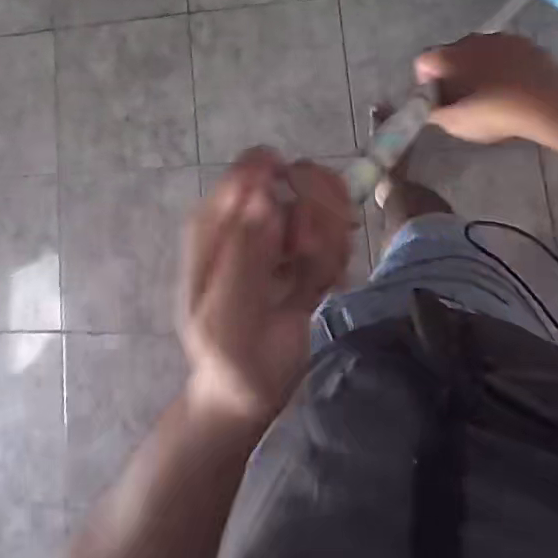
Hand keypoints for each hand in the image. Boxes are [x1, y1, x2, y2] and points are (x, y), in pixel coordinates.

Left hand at [176, 147, 352, 425]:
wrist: (250, 391)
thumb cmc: (228, 357)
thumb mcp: (226, 317)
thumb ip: (244, 255)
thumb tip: (265, 195)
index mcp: (217, 220)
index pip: (256, 166)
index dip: (288, 186)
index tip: (298, 234)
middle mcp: (250, 213)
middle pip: (301, 174)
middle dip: (316, 217)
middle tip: (304, 257)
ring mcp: (280, 228)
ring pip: (327, 198)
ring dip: (330, 241)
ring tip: (313, 281)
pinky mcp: (307, 245)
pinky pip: (339, 229)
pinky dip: (337, 258)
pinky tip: (321, 287)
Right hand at [415, 33, 557, 143]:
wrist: (549, 103)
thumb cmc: (495, 114)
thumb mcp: (457, 124)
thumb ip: (436, 113)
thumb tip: (430, 107)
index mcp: (447, 56)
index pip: (422, 62)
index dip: (425, 81)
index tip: (438, 100)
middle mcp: (469, 39)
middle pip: (451, 54)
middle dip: (454, 73)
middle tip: (465, 100)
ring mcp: (499, 38)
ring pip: (480, 51)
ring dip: (480, 67)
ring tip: (494, 94)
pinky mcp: (526, 42)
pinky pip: (506, 53)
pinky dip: (506, 65)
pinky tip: (516, 86)